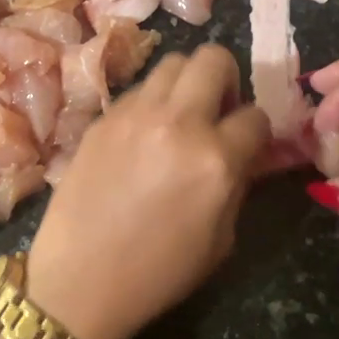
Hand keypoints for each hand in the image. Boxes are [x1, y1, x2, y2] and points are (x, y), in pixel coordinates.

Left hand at [26, 45, 269, 338]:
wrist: (80, 279)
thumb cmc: (158, 273)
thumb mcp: (221, 240)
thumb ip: (238, 184)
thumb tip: (246, 153)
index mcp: (216, 159)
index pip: (256, 115)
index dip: (257, 130)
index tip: (248, 141)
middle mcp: (178, 122)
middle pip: (214, 59)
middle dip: (227, 78)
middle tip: (218, 108)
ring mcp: (135, 113)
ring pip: (173, 61)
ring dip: (187, 82)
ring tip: (181, 114)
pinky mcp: (104, 116)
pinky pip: (140, 88)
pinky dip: (152, 101)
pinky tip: (145, 133)